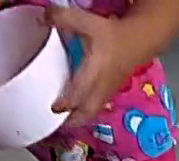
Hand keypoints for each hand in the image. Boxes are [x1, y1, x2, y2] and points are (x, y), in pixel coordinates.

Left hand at [47, 5, 144, 125]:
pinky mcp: (108, 94)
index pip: (78, 94)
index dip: (66, 103)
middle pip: (86, 113)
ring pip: (91, 113)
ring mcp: (106, 93)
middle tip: (57, 125)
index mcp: (94, 73)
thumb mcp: (86, 21)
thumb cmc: (112, 34)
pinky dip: (85, 113)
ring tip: (66, 122)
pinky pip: (95, 109)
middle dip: (73, 121)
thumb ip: (62, 18)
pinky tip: (77, 110)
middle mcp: (101, 88)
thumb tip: (41, 19)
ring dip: (79, 120)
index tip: (53, 108)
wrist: (137, 43)